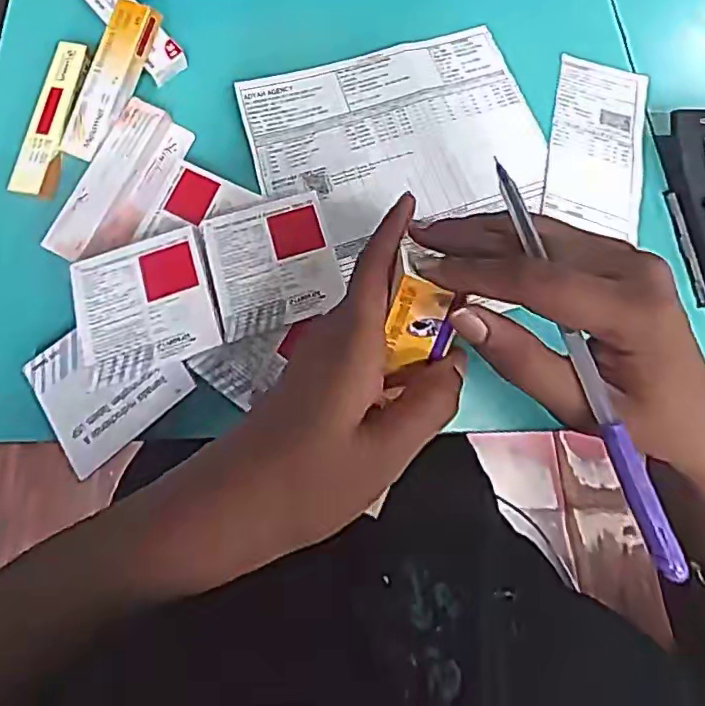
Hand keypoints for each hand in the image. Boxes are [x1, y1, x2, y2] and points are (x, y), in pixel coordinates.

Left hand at [143, 193, 465, 588]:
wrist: (235, 503)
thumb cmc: (309, 479)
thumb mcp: (387, 450)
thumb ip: (431, 403)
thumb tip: (454, 364)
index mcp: (352, 340)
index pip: (375, 268)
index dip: (394, 231)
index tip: (410, 201)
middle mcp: (333, 337)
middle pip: (383, 296)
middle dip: (423, 293)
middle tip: (469, 309)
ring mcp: (321, 357)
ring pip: (375, 327)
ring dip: (410, 331)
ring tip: (449, 355)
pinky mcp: (315, 379)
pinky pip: (363, 352)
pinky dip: (392, 357)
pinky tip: (411, 390)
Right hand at [408, 213, 704, 475]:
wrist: (700, 423)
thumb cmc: (649, 424)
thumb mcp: (581, 405)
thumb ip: (521, 360)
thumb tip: (463, 317)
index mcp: (633, 309)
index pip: (538, 278)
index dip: (477, 272)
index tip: (432, 270)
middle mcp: (634, 269)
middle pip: (536, 238)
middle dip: (471, 235)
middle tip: (423, 236)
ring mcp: (628, 257)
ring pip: (540, 229)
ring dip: (485, 230)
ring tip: (439, 234)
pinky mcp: (616, 258)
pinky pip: (552, 237)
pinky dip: (508, 237)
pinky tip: (477, 242)